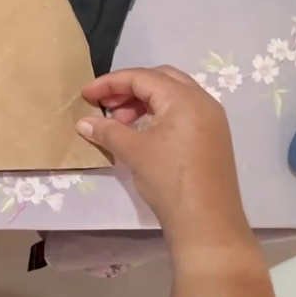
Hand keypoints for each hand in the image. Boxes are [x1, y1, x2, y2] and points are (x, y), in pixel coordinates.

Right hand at [76, 66, 252, 250]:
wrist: (206, 219)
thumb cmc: (168, 178)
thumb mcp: (132, 151)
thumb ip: (107, 130)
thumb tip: (84, 122)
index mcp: (184, 98)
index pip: (142, 77)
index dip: (110, 83)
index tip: (85, 96)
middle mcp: (202, 101)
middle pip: (160, 79)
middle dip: (128, 88)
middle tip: (105, 105)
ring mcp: (211, 119)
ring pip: (172, 95)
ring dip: (143, 101)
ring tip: (120, 123)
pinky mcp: (212, 136)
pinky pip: (182, 111)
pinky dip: (158, 113)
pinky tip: (142, 133)